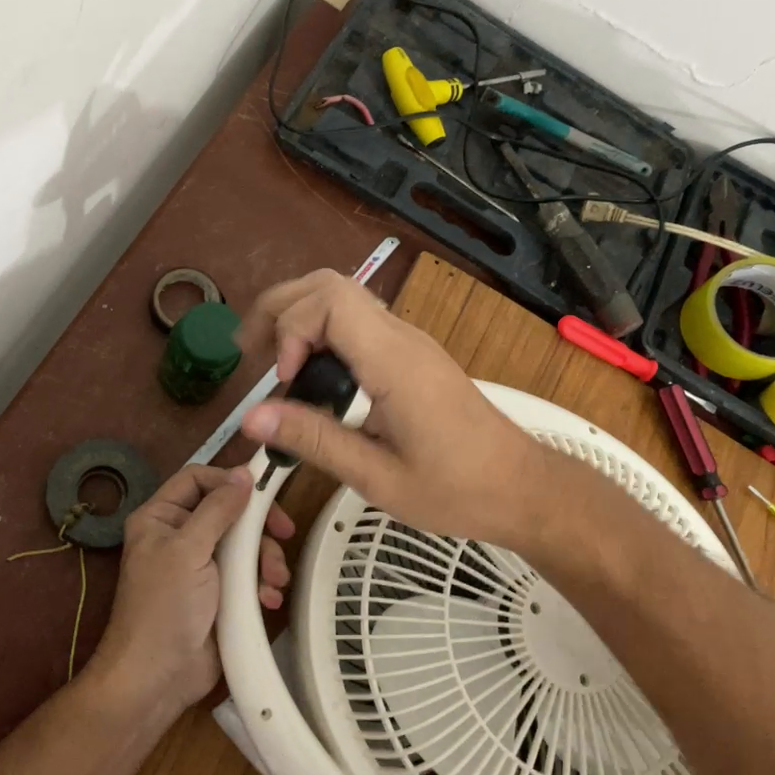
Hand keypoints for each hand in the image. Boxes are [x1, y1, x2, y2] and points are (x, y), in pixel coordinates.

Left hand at [88, 464, 294, 715]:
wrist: (158, 677)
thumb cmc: (165, 607)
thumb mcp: (189, 550)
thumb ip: (218, 510)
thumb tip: (244, 473)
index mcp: (160, 518)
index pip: (197, 479)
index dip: (228, 480)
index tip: (262, 490)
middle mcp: (179, 535)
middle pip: (228, 511)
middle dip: (257, 526)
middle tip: (285, 531)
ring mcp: (200, 566)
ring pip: (243, 544)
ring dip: (264, 559)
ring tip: (274, 581)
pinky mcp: (219, 593)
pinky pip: (247, 574)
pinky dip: (261, 583)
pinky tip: (269, 599)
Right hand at [238, 269, 592, 546]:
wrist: (523, 488)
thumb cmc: (457, 490)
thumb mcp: (378, 477)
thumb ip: (315, 440)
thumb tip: (252, 417)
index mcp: (395, 362)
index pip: (330, 301)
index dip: (290, 328)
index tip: (283, 379)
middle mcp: (402, 338)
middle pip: (330, 284)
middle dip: (280, 308)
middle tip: (251, 353)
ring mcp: (409, 342)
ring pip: (343, 296)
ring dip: (298, 316)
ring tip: (271, 362)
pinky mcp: (410, 354)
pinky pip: (357, 320)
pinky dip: (320, 331)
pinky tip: (308, 372)